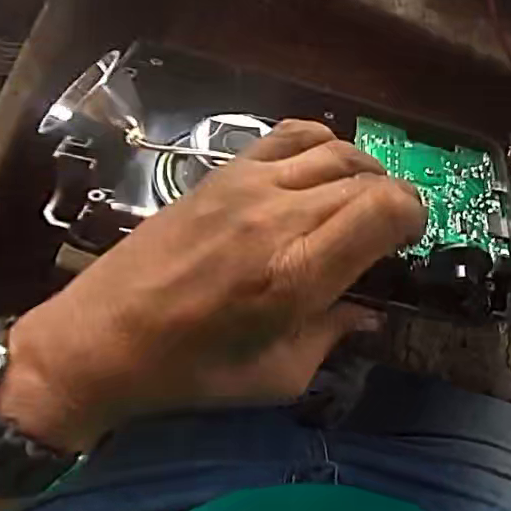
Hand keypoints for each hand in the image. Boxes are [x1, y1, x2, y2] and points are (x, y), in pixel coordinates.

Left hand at [0, 120, 425, 450]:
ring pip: (339, 151)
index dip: (413, 218)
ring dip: (365, 174)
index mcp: (298, 274)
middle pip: (371, 179)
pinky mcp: (224, 171)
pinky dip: (323, 146)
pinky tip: (319, 172)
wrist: (98, 340)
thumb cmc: (192, 371)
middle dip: (396, 203)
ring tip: (358, 202)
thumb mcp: (280, 376)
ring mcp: (249, 185)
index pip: (386, 210)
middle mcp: (281, 217)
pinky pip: (293, 135)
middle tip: (386, 233)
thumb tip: (370, 311)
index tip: (407, 243)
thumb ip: (335, 336)